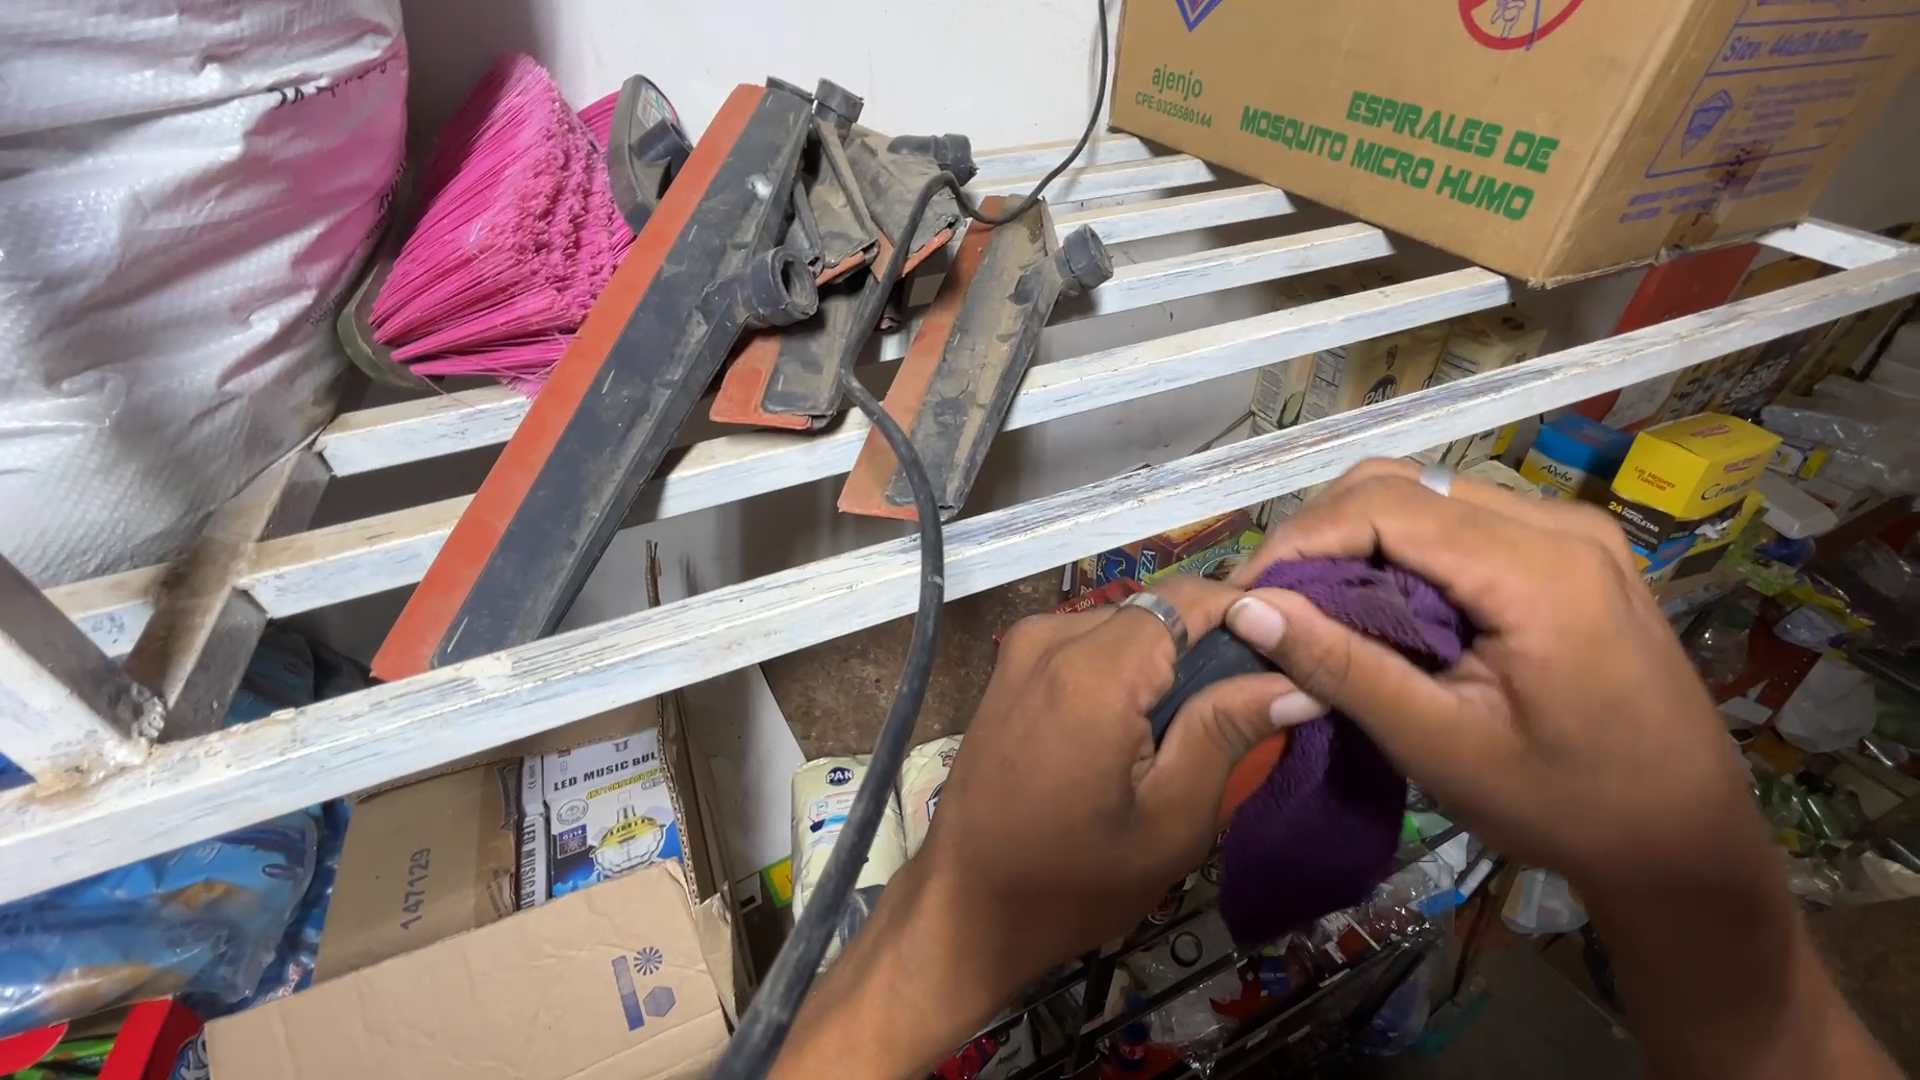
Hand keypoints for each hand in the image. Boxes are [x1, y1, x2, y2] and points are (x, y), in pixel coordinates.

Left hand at [915, 576, 1302, 996]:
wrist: (966, 904)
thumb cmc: (1073, 878)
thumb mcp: (1170, 819)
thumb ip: (1227, 732)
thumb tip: (1299, 680)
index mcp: (1092, 668)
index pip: (1189, 598)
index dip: (1246, 612)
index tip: (1292, 648)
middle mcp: (1051, 636)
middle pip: (1155, 609)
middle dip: (1209, 642)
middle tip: (1250, 700)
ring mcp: (1022, 647)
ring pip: (1122, 624)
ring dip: (1166, 659)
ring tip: (1195, 722)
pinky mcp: (1010, 667)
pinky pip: (1087, 643)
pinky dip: (1124, 668)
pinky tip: (1140, 723)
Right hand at [1220, 459, 1896, 1078]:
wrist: (1683, 840)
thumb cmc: (1563, 804)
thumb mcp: (1438, 745)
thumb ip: (1341, 666)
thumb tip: (1248, 607)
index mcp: (1539, 571)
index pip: (1385, 508)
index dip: (1299, 539)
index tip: (1244, 591)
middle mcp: (1558, 525)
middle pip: (1399, 484)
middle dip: (1316, 531)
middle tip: (1268, 595)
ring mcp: (1567, 530)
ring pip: (1420, 491)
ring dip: (1349, 534)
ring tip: (1305, 595)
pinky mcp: (1562, 548)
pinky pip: (1451, 516)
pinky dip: (1390, 544)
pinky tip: (1367, 594)